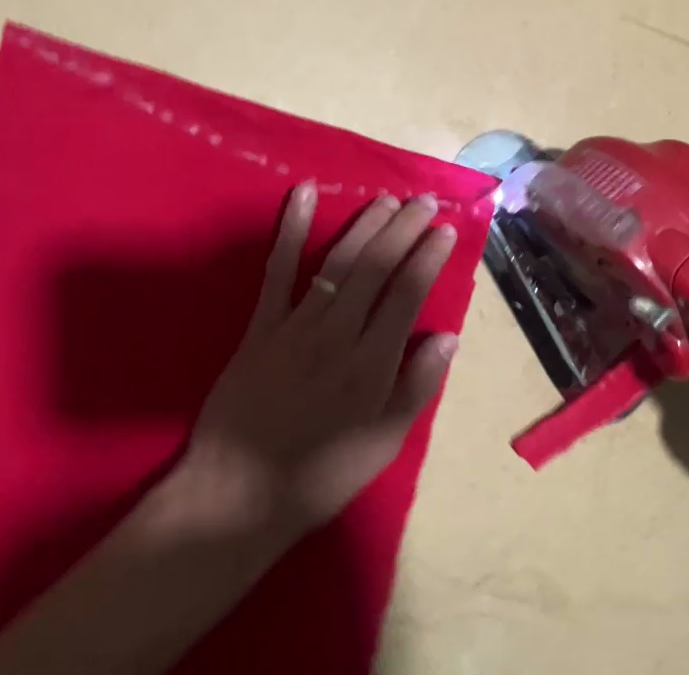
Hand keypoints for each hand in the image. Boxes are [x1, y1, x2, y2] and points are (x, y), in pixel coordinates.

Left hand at [182, 183, 459, 537]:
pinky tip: (305, 195)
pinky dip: (291, 230)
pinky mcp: (260, 326)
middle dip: (404, 229)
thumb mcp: (384, 444)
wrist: (240, 492)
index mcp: (372, 365)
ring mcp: (296, 326)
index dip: (428, 257)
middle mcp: (338, 335)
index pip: (407, 295)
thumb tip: (449, 336)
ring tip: (387, 199)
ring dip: (365, 225)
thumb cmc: (321, 475)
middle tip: (425, 200)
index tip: (445, 229)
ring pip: (338, 262)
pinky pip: (277, 270)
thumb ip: (416, 387)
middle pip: (377, 268)